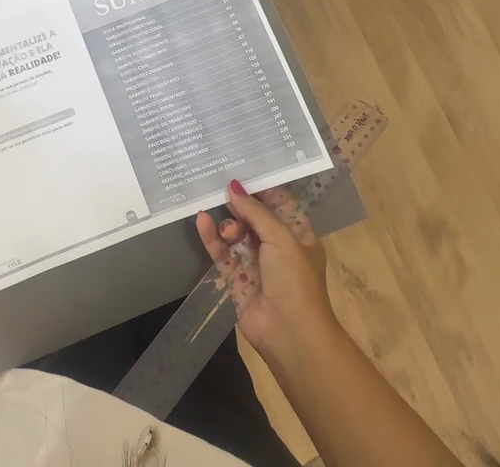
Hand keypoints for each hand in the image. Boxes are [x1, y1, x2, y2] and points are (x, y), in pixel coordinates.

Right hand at [194, 180, 339, 360]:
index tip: (241, 169)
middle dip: (240, 205)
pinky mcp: (236, 277)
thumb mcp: (281, 238)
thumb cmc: (295, 280)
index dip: (263, 187)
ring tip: (226, 226)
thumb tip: (233, 186)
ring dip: (228, 223)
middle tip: (222, 190)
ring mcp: (256, 263)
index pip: (280, 204)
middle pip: (254, 217)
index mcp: (298, 235)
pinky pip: (222, 252)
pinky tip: (202, 220)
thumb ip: (255, 211)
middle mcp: (277, 247)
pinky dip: (212, 237)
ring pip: (236, 234)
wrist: (289, 332)